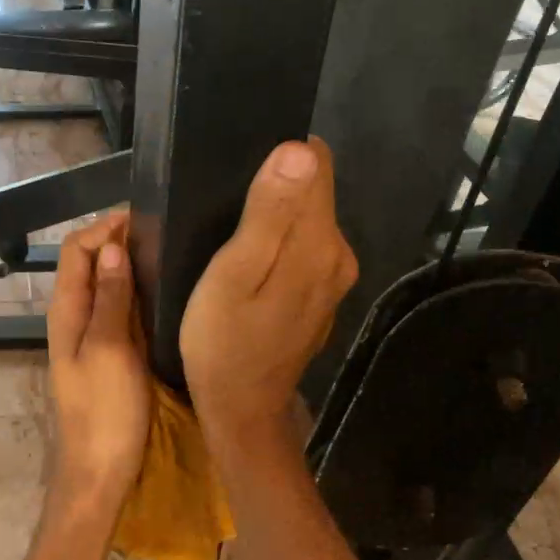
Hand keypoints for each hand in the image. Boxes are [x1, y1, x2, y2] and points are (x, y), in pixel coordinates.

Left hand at [45, 211, 153, 503]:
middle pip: (90, 262)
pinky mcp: (113, 352)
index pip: (76, 249)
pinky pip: (122, 309)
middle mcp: (76, 316)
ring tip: (170, 251)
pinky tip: (166, 291)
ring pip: (107, 284)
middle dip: (119, 240)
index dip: (104, 227)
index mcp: (67, 310)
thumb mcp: (110, 350)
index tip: (143, 217)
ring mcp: (94, 335)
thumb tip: (113, 247)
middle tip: (165, 230)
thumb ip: (111, 298)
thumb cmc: (105, 411)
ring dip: (130, 264)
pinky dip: (138, 291)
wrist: (102, 471)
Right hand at [180, 138, 357, 453]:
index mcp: (319, 242)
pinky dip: (279, 242)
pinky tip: (246, 261)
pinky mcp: (321, 293)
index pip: (316, 163)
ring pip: (307, 217)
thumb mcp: (234, 273)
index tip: (236, 172)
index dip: (277, 155)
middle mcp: (338, 253)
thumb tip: (299, 150)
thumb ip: (268, 212)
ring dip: (274, 213)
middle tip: (221, 208)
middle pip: (313, 189)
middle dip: (272, 185)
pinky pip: (303, 245)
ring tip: (227, 231)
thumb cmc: (223, 339)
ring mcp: (334, 277)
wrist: (241, 408)